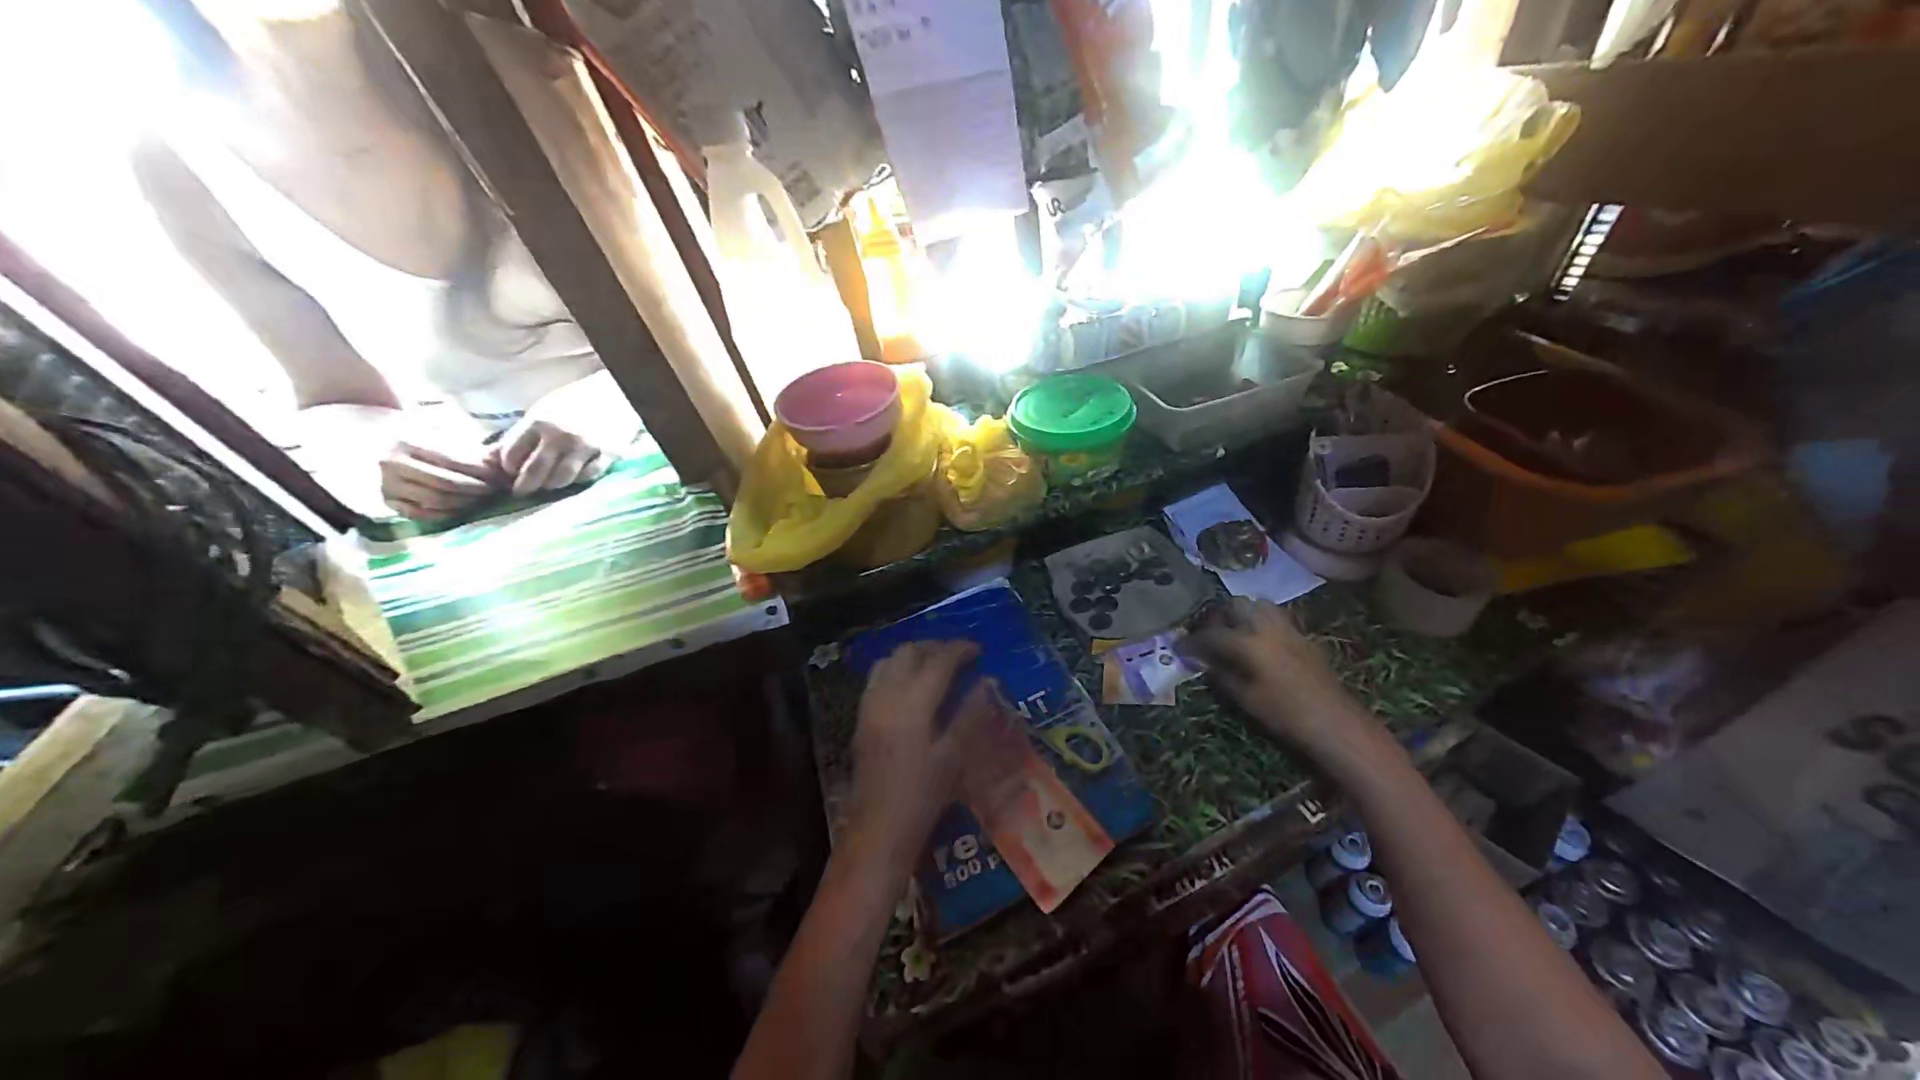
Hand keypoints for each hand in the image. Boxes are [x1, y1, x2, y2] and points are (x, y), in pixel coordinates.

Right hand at [380, 441, 500, 519]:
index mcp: (406, 442)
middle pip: (444, 483)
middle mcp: (390, 463)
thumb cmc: (436, 444)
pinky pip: (423, 515)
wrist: (403, 454)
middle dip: (475, 488)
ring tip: (482, 497)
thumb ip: (474, 449)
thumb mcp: (452, 438)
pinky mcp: (390, 503)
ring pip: (435, 500)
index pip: (450, 460)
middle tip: (494, 489)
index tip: (497, 474)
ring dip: (465, 501)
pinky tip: (464, 508)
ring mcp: (387, 484)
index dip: (478, 469)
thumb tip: (502, 459)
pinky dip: (448, 513)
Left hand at [489, 417, 609, 496]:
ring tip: (548, 486)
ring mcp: (585, 446)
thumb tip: (489, 459)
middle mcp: (560, 436)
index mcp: (537, 423)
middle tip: (524, 492)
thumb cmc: (571, 406)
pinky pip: (588, 477)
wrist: (612, 396)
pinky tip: (574, 477)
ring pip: (561, 479)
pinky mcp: (608, 455)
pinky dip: (578, 480)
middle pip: (534, 472)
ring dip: (551, 486)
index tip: (512, 472)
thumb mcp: (540, 414)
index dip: (508, 468)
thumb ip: (520, 436)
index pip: (511, 456)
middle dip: (525, 486)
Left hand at [847, 641, 995, 867]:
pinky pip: (878, 677)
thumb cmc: (923, 797)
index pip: (938, 661)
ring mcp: (869, 706)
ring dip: (914, 656)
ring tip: (937, 666)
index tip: (979, 650)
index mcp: (912, 705)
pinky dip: (897, 669)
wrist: (878, 830)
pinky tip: (913, 686)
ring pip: (889, 661)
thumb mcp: (954, 758)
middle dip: (935, 647)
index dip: (960, 650)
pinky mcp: (861, 718)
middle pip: (909, 652)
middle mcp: (886, 696)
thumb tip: (987, 682)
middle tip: (960, 656)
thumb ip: (970, 715)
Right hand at [1181, 599, 1398, 775]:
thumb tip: (1204, 662)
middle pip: (1236, 605)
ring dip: (1242, 613)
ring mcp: (1288, 629)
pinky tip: (1258, 641)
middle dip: (1217, 616)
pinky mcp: (1304, 637)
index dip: (1192, 641)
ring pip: (1259, 605)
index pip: (1211, 634)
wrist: (1336, 723)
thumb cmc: (1285, 715)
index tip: (1179, 647)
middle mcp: (1267, 627)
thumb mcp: (1245, 699)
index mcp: (1248, 643)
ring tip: (1233, 632)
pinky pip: (1276, 617)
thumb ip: (1221, 675)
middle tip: (1208, 634)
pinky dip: (1261, 621)